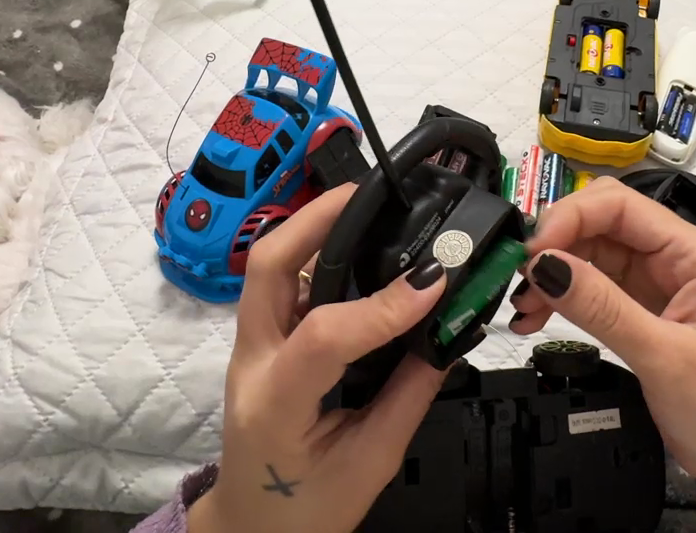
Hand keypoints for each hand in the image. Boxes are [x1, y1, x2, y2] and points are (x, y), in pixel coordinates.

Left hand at [188, 183, 449, 532]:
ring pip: (270, 262)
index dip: (383, 305)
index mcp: (273, 404)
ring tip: (368, 204)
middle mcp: (251, 359)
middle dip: (317, 218)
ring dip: (315, 224)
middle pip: (268, 265)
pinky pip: (287, 276)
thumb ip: (410, 393)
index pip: (323, 335)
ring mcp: (248, 342)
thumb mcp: (371, 463)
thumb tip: (447, 329)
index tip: (437, 277)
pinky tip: (358, 242)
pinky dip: (320, 248)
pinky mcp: (262, 333)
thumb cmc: (306, 508)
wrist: (250, 526)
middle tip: (372, 195)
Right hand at [509, 177, 695, 532]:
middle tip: (520, 275)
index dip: (571, 216)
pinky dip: (562, 296)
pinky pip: (593, 286)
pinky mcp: (642, 309)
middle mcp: (674, 257)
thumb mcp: (664, 358)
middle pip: (602, 222)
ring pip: (591, 253)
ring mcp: (657, 282)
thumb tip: (543, 264)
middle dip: (557, 241)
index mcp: (694, 253)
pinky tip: (535, 315)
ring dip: (553, 272)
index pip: (621, 205)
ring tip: (523, 304)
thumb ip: (601, 307)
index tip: (532, 250)